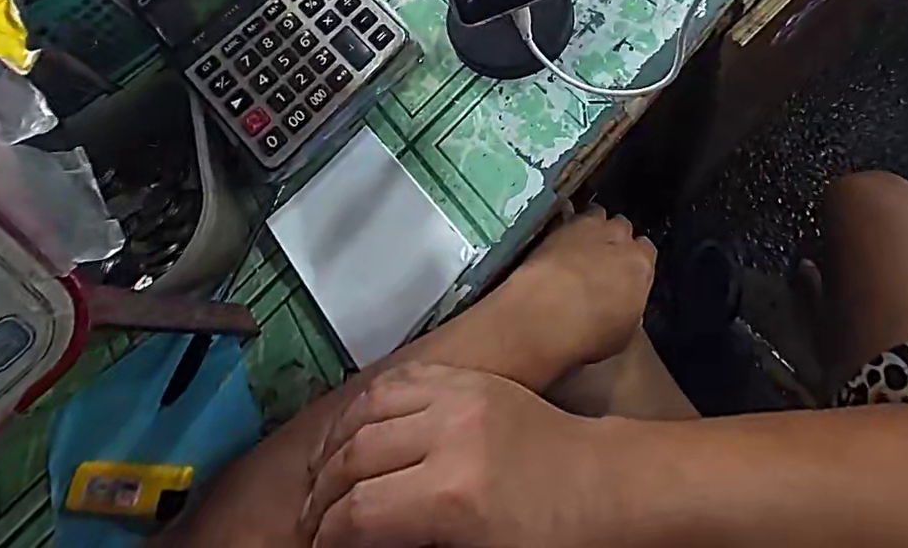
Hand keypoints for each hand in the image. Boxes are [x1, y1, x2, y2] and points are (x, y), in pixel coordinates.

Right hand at [301, 364, 617, 547]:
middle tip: (311, 517)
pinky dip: (371, 398)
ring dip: (337, 436)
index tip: (318, 546)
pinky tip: (359, 421)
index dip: (326, 534)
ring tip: (323, 467)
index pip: (359, 510)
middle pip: (357, 452)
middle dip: (323, 490)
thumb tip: (358, 535)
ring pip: (373, 403)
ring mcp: (461, 393)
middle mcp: (450, 431)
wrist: (596, 481)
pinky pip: (406, 376)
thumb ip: (409, 541)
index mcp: (453, 492)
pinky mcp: (471, 376)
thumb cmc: (545, 538)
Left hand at [497, 205, 656, 367]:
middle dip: (615, 238)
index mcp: (640, 265)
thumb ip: (631, 313)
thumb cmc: (590, 334)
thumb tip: (626, 309)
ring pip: (597, 214)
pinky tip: (558, 234)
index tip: (626, 273)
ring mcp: (587, 227)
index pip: (647, 251)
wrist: (545, 313)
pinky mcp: (558, 224)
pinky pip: (567, 212)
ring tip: (581, 243)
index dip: (636, 261)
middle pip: (623, 227)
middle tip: (602, 259)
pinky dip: (565, 220)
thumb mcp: (623, 336)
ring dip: (593, 226)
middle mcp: (618, 238)